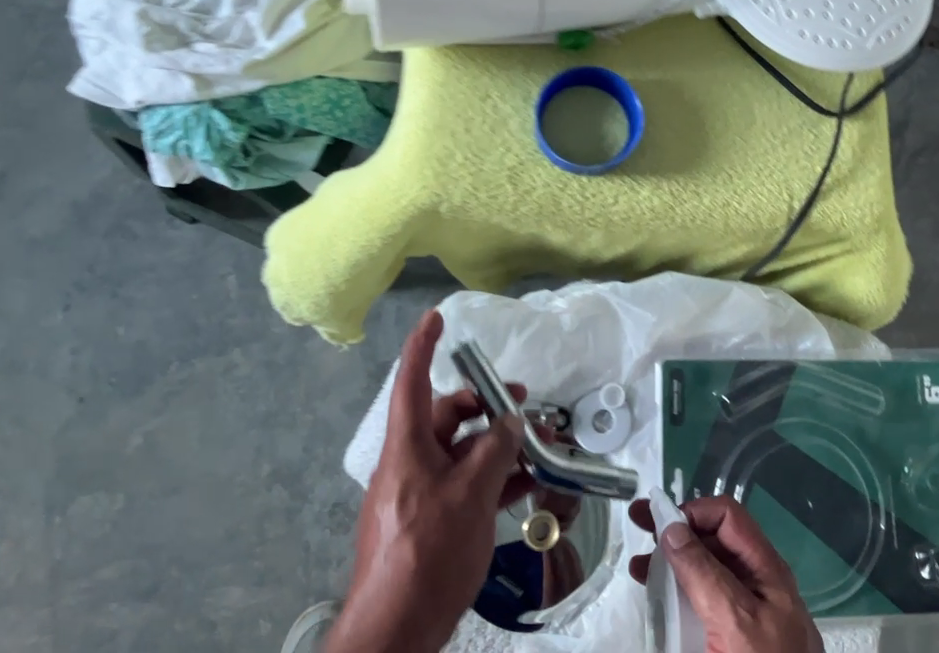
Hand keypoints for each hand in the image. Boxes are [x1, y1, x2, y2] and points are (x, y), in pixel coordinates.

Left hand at [325, 311, 532, 652]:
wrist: (397, 629)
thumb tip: (511, 421)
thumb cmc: (427, 552)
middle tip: (525, 406)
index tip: (437, 316)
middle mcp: (411, 461)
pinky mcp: (432, 519)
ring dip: (499, 446)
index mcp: (408, 445)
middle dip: (488, 406)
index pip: (412, 381)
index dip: (422, 345)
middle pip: (448, 416)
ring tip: (541, 448)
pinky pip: (465, 483)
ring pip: (462, 451)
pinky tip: (527, 483)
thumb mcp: (471, 495)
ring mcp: (421, 492)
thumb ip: (495, 451)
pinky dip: (494, 478)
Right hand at [627, 496, 823, 652]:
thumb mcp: (735, 619)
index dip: (693, 511)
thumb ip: (705, 574)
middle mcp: (757, 580)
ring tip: (638, 568)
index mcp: (765, 568)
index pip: (727, 516)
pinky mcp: (736, 633)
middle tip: (638, 523)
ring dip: (672, 561)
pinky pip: (706, 601)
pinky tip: (659, 600)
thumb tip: (672, 527)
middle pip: (714, 539)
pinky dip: (680, 591)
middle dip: (675, 528)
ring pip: (707, 569)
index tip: (658, 523)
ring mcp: (748, 608)